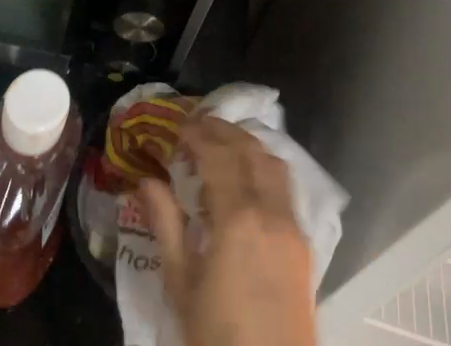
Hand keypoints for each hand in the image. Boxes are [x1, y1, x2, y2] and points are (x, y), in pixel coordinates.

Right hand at [138, 117, 317, 345]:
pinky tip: (249, 176)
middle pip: (251, 152)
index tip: (179, 127)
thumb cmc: (216, 332)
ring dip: (249, 145)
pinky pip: (286, 186)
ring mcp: (293, 224)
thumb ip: (165, 225)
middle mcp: (271, 210)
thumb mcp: (180, 282)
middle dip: (224, 131)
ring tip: (223, 142)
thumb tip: (146, 182)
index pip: (219, 156)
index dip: (199, 135)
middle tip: (198, 125)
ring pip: (275, 164)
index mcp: (237, 217)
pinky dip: (266, 166)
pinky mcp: (304, 241)